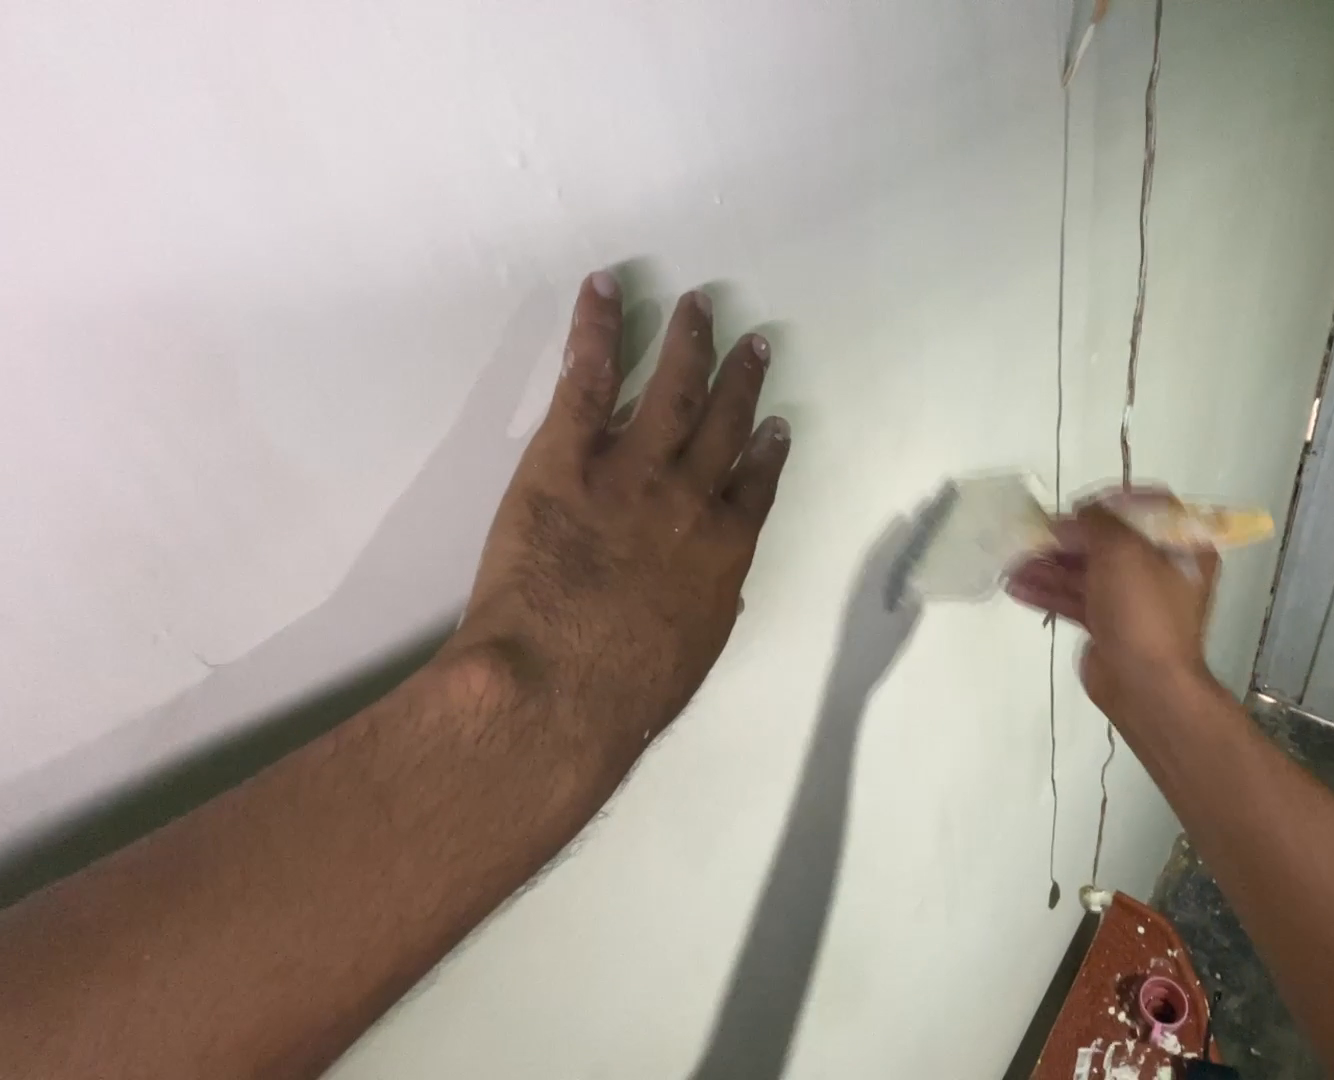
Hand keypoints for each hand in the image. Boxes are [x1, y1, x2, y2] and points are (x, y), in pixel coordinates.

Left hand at [449, 271, 788, 777]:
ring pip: (671, 390)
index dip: (767, 450)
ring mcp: (632, 469)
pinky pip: (588, 380)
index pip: (755, 484)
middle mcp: (690, 496)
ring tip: (698, 304)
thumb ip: (709, 603)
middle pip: (723, 424)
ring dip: (687, 343)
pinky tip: (605, 290)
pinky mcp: (567, 456)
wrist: (559, 684)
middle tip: (752, 341)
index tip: (775, 424)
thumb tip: (717, 586)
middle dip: (741, 380)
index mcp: (724, 548)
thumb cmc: (631, 687)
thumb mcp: (696, 650)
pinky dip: (598, 331)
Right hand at [1005, 489, 1220, 720]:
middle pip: (1107, 541)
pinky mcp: (1106, 623)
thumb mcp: (1122, 550)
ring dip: (1048, 565)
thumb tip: (1072, 520)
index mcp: (1180, 547)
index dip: (1111, 502)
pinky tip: (1016, 586)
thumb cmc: (1142, 610)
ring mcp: (1131, 599)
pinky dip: (1047, 592)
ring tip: (1013, 564)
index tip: (1078, 506)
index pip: (1147, 508)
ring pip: (1085, 571)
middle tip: (1033, 536)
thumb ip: (1095, 523)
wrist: (1145, 684)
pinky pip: (1074, 599)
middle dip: (1065, 539)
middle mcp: (1158, 569)